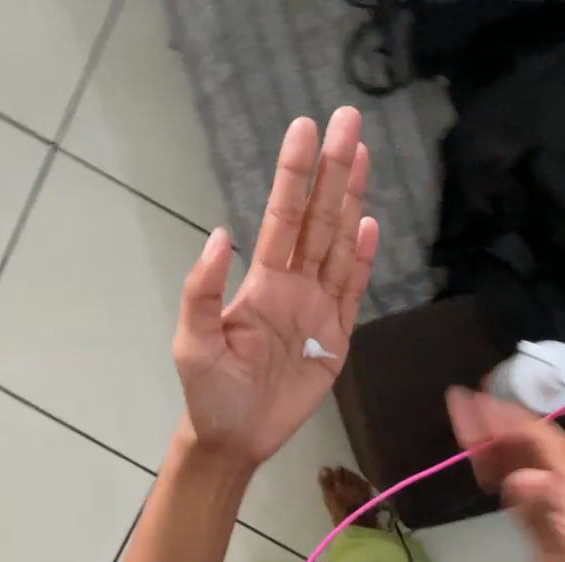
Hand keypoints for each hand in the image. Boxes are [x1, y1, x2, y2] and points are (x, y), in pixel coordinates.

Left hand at [173, 107, 379, 466]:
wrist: (235, 437)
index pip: (281, 218)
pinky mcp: (336, 340)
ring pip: (339, 247)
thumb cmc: (209, 391)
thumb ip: (203, 291)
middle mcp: (292, 287)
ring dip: (352, 203)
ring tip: (363, 156)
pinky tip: (371, 226)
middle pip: (317, 221)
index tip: (305, 129)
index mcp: (260, 283)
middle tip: (349, 120)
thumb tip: (220, 233)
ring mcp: (317, 311)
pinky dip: (362, 261)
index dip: (294, 175)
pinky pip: (353, 293)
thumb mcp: (193, 342)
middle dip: (332, 172)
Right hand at [447, 388, 564, 561]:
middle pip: (531, 444)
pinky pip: (522, 481)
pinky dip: (499, 468)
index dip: (510, 419)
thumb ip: (547, 517)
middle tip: (459, 401)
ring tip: (461, 423)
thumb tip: (522, 478)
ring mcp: (562, 499)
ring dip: (494, 441)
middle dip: (496, 421)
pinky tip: (479, 463)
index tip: (477, 402)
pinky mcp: (550, 515)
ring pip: (525, 460)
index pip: (543, 442)